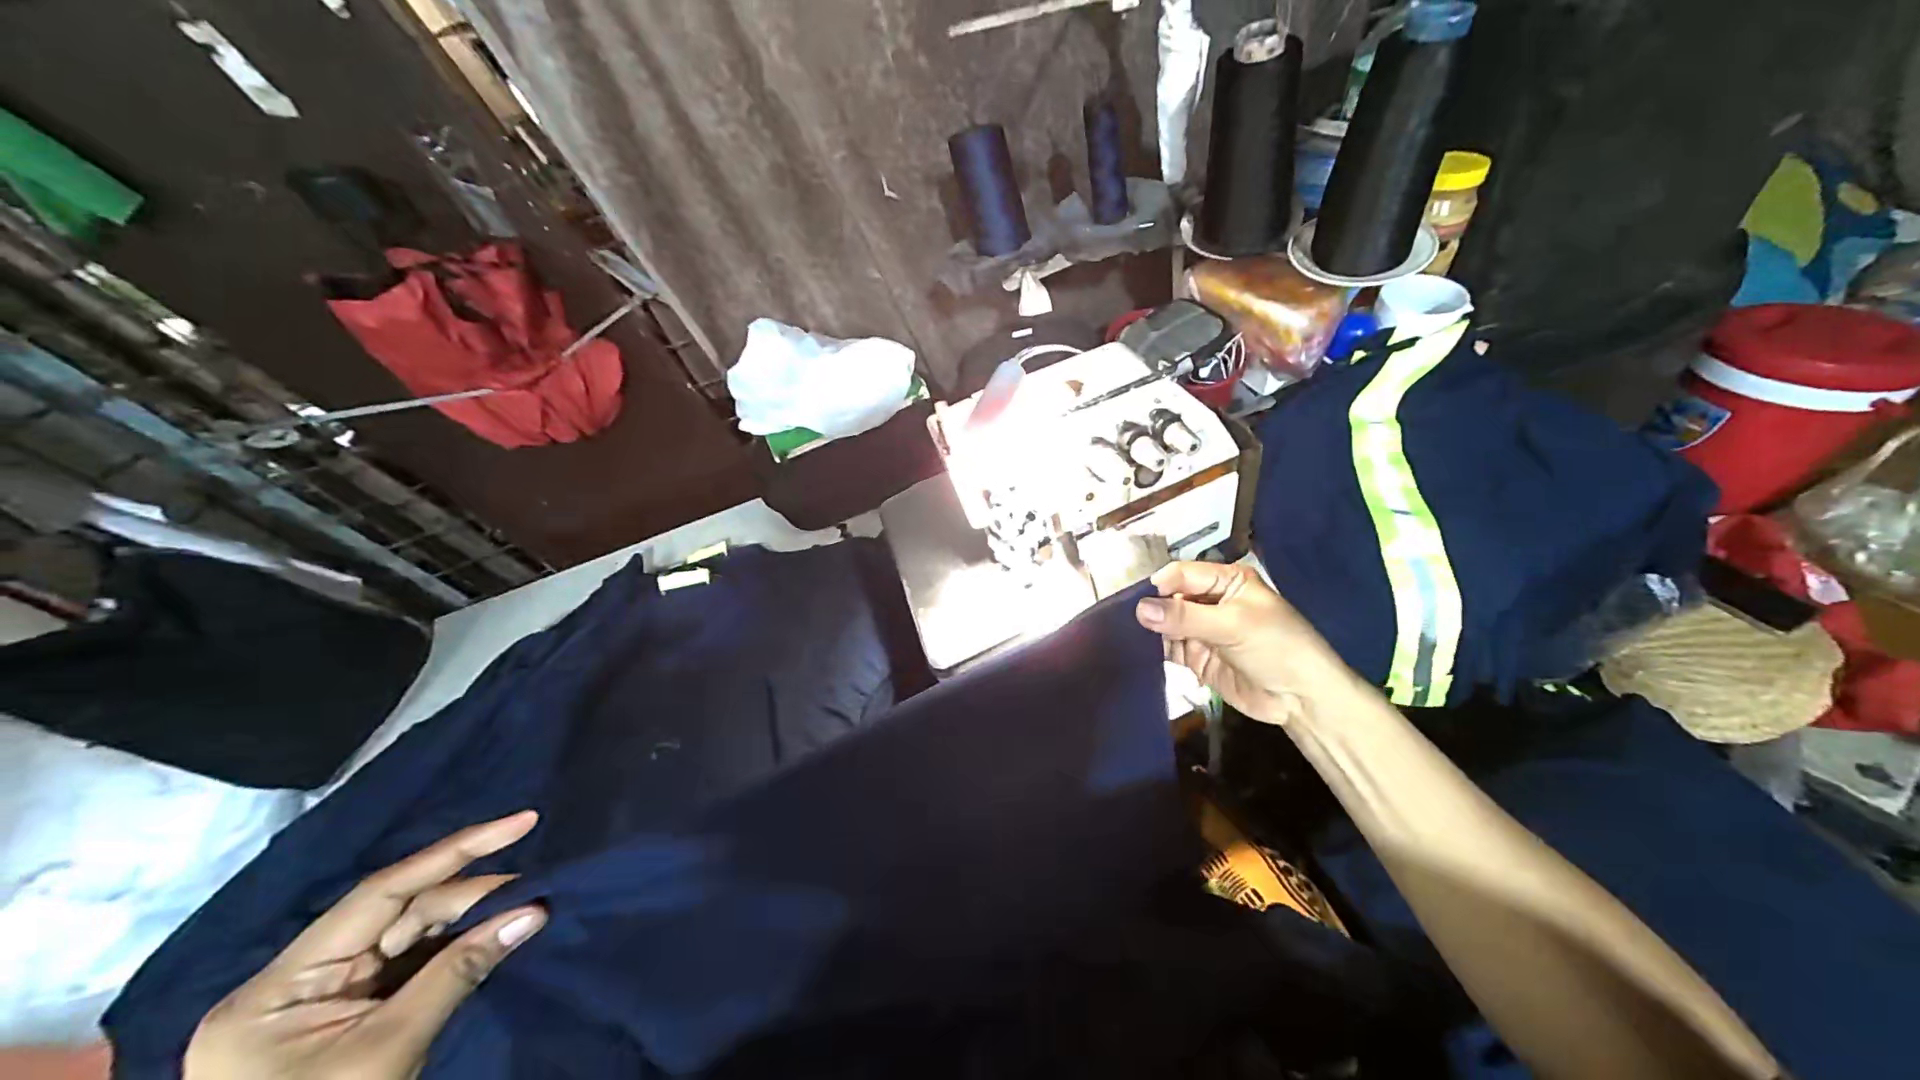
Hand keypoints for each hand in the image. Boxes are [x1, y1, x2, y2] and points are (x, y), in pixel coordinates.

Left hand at [184, 812, 547, 1079]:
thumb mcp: (390, 1049)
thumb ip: (460, 971)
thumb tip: (533, 912)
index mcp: (278, 986)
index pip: (381, 893)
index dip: (455, 851)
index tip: (521, 822)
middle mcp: (295, 980)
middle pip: (400, 913)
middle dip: (473, 896)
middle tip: (537, 887)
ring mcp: (320, 1000)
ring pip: (411, 936)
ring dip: (471, 920)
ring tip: (527, 908)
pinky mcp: (347, 1017)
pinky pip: (410, 965)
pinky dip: (455, 950)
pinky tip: (494, 935)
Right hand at [1134, 561, 1352, 725]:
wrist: (1301, 698)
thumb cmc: (1277, 648)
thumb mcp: (1233, 625)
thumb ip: (1185, 617)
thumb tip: (1140, 609)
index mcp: (1226, 581)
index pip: (1182, 574)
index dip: (1160, 585)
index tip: (1137, 602)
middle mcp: (1211, 601)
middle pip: (1170, 597)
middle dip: (1150, 607)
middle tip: (1124, 620)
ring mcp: (1202, 630)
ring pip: (1165, 623)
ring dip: (1149, 629)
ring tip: (1125, 635)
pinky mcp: (1196, 656)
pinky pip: (1168, 647)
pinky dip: (1153, 649)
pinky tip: (1135, 650)